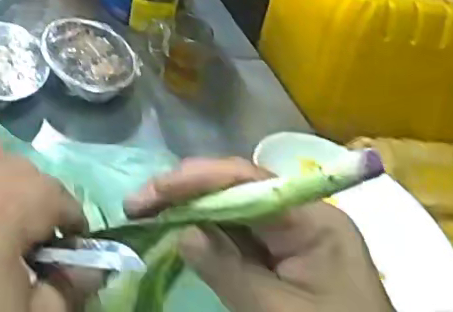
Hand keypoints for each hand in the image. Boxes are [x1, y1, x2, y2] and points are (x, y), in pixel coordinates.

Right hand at [125, 159, 392, 311]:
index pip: (244, 180)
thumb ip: (230, 272)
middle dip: (186, 193)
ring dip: (192, 212)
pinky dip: (211, 239)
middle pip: (236, 190)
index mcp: (314, 220)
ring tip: (149, 214)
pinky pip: (244, 241)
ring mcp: (298, 243)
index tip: (150, 193)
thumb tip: (181, 232)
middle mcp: (305, 219)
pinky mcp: (291, 266)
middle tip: (138, 205)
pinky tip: (182, 237)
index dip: (193, 179)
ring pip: (235, 213)